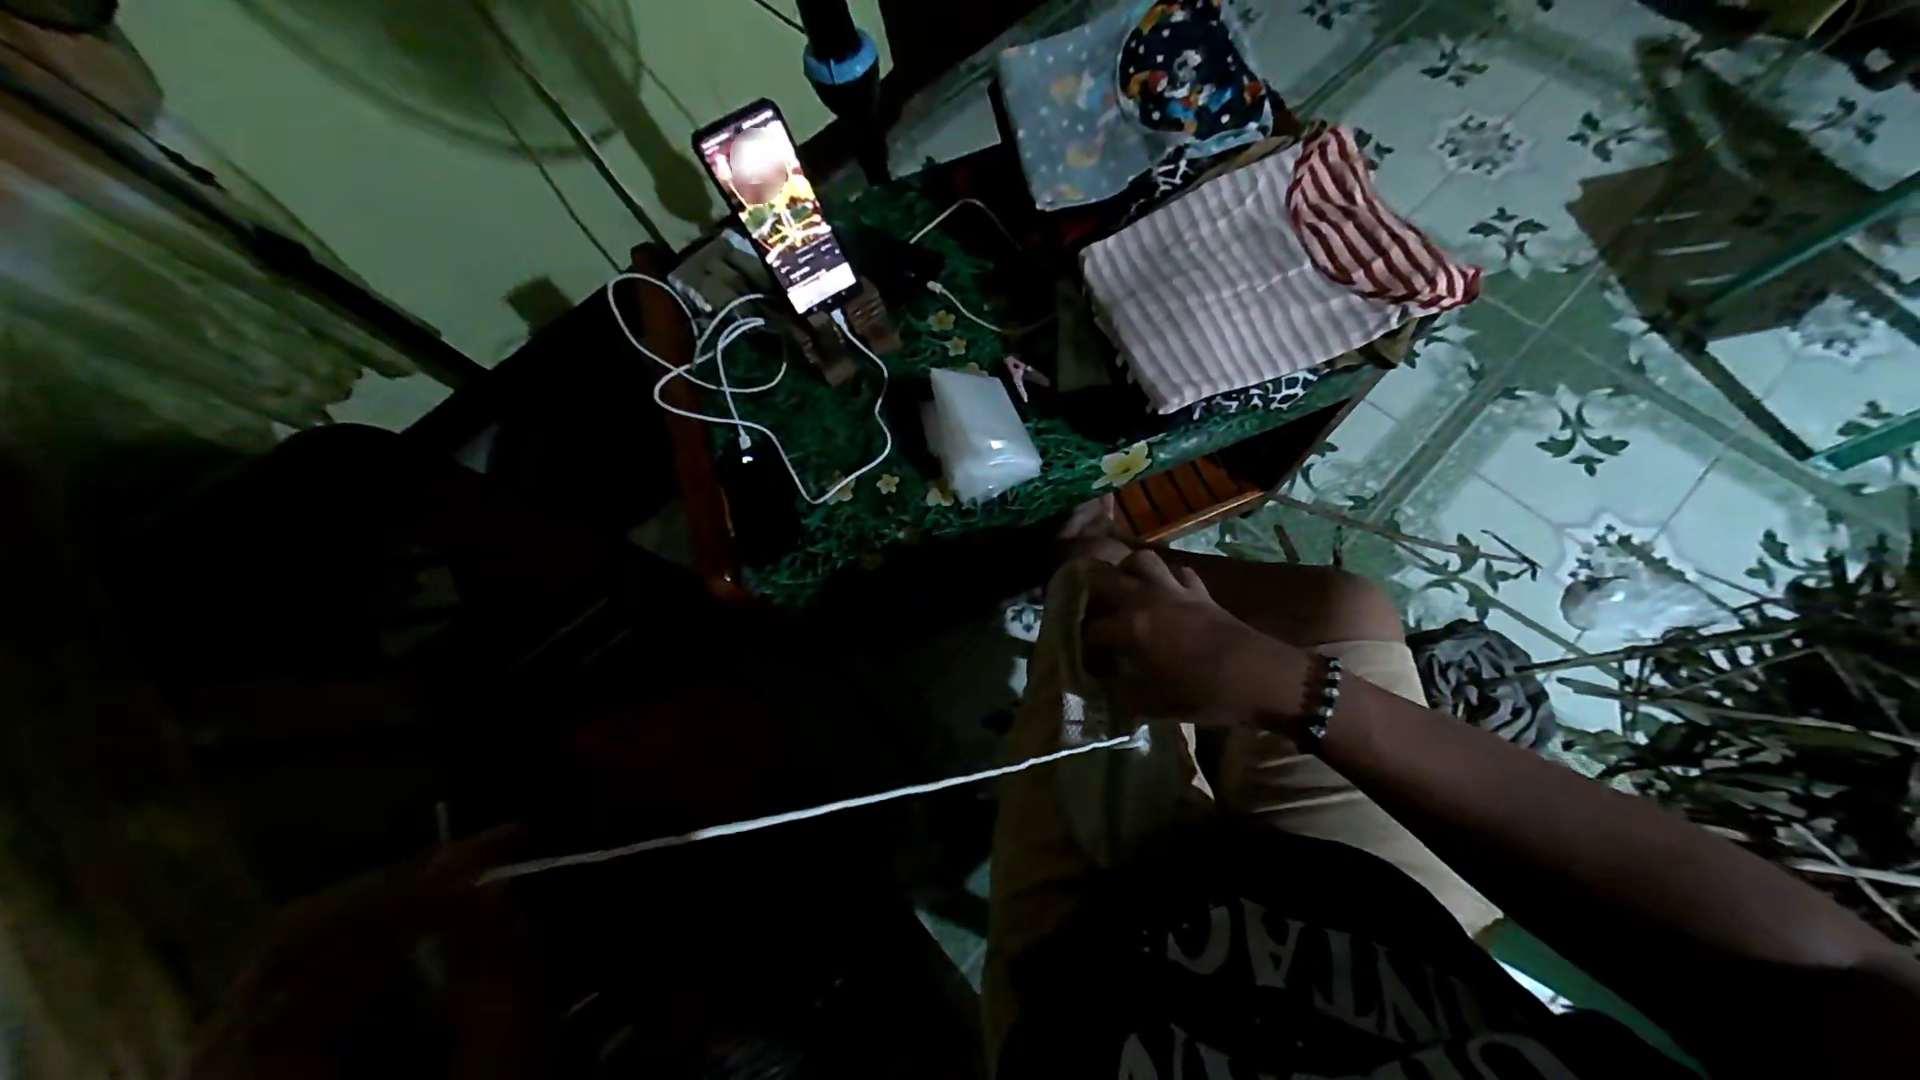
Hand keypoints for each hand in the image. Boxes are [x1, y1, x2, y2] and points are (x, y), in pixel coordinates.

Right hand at [1082, 549, 1308, 727]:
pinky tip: (1168, 594)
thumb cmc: (1206, 693)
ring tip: (1126, 588)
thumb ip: (1127, 695)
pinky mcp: (1201, 592)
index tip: (1086, 659)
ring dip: (1129, 570)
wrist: (1262, 678)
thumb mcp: (1158, 704)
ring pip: (1143, 561)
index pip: (1093, 629)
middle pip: (1108, 578)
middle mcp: (1147, 600)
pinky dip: (1169, 578)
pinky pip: (1179, 573)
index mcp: (1132, 627)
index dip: (1085, 644)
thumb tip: (1110, 692)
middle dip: (1093, 590)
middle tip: (1092, 608)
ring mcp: (1175, 591)